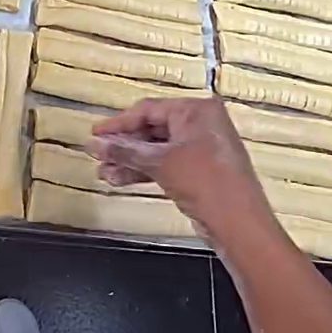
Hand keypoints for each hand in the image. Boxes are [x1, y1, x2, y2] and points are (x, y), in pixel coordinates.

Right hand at [87, 97, 277, 241]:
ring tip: (103, 173)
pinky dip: (144, 171)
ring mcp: (200, 147)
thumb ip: (125, 151)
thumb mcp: (160, 162)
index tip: (94, 135)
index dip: (118, 124)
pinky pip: (165, 164)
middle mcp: (200, 123)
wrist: (238, 222)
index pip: (148, 110)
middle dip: (123, 146)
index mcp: (196, 110)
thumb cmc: (203, 180)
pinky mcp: (198, 170)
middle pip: (151, 129)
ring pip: (156, 149)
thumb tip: (93, 144)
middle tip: (97, 156)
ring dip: (129, 161)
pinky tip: (119, 180)